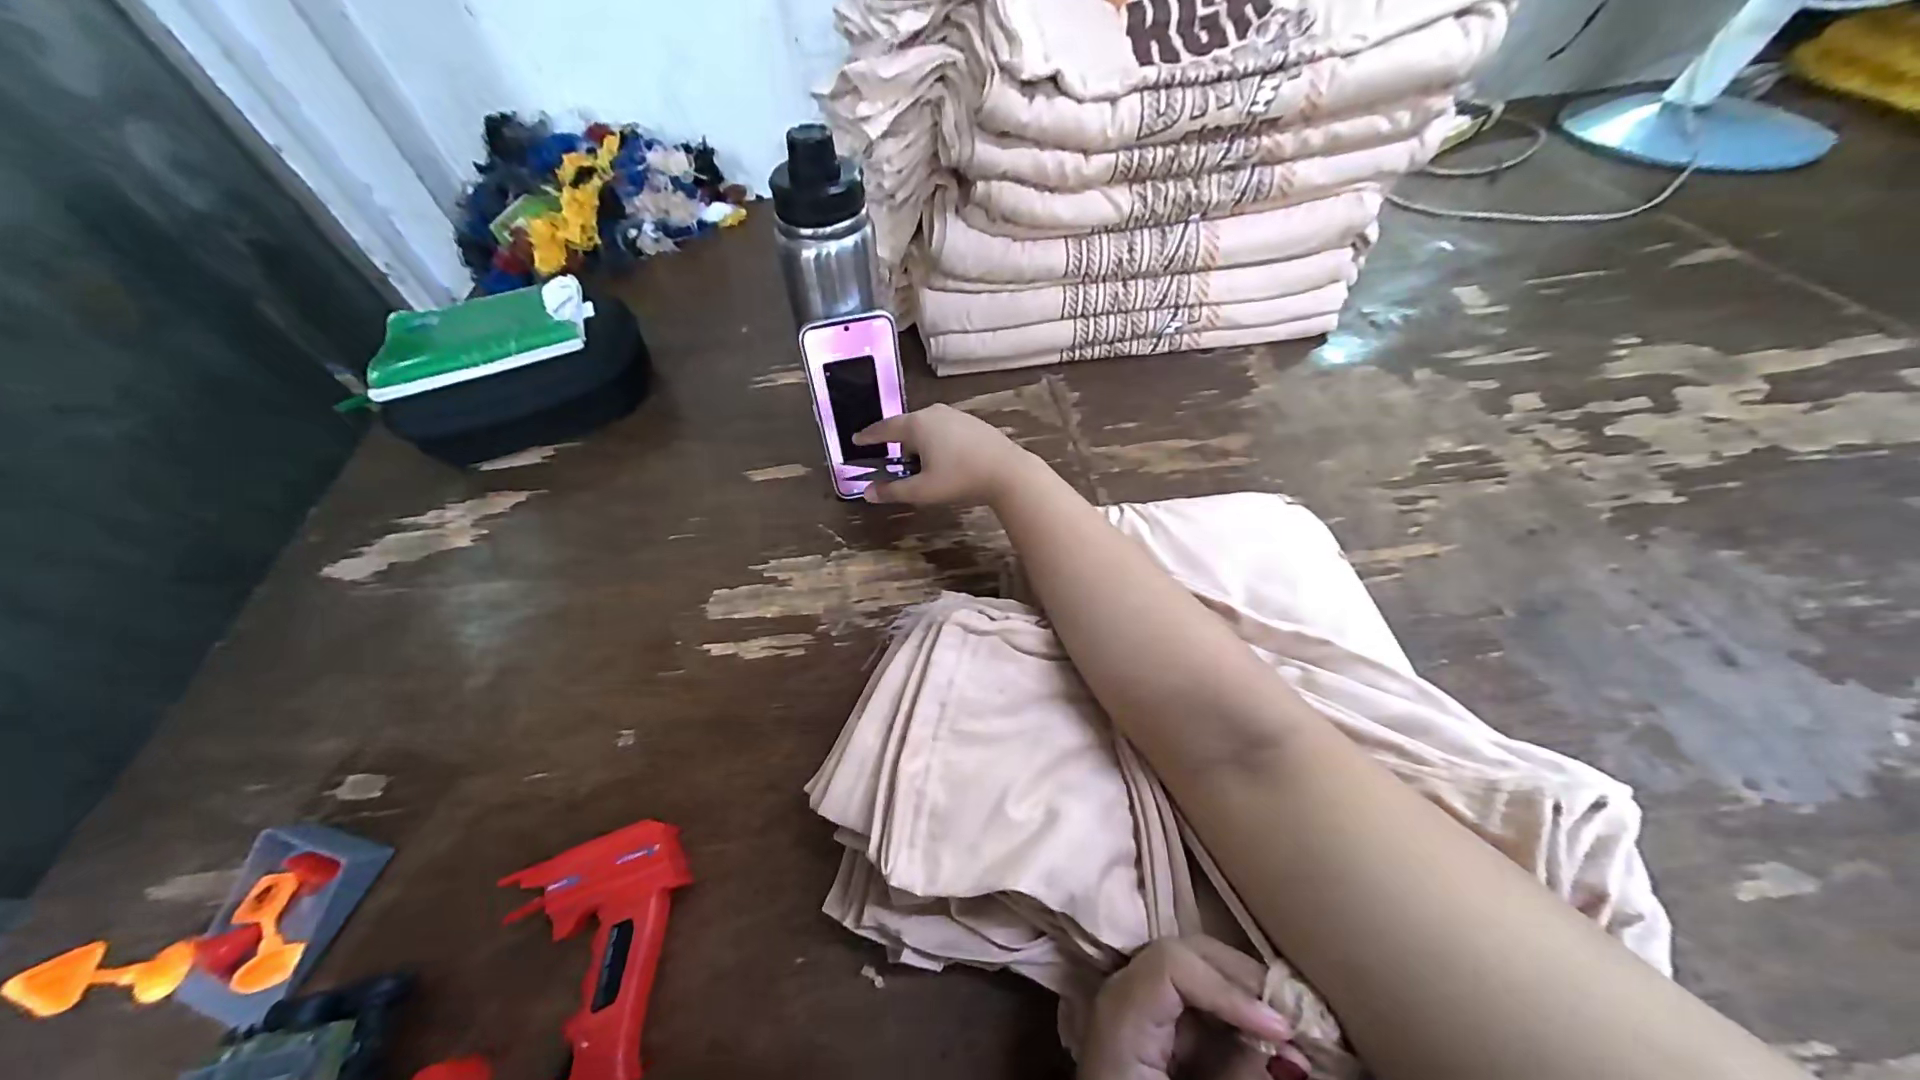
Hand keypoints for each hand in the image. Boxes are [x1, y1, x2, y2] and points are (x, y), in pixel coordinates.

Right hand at [852, 404, 1038, 505]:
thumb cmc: (961, 479)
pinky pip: (945, 429)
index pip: (884, 428)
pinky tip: (945, 459)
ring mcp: (956, 415)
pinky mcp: (973, 422)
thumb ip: (893, 491)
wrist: (1009, 472)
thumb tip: (867, 493)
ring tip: (918, 463)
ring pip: (927, 426)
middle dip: (896, 441)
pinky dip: (937, 441)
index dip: (869, 436)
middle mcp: (934, 413)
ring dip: (918, 442)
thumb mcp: (922, 491)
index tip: (856, 439)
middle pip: (906, 425)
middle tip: (888, 455)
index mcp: (917, 425)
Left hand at [1079, 937, 1299, 1079]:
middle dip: (1242, 980)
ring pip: (1193, 969)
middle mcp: (1122, 994)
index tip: (1280, 1029)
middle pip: (1183, 953)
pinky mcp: (1150, 1026)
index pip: (1171, 963)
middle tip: (1293, 1022)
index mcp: (1120, 1015)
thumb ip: (1237, 1074)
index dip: (1230, 988)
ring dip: (1242, 992)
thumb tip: (1293, 1056)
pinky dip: (1230, 1011)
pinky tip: (1261, 1035)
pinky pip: (1192, 1000)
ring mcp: (1134, 1004)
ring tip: (1285, 1028)